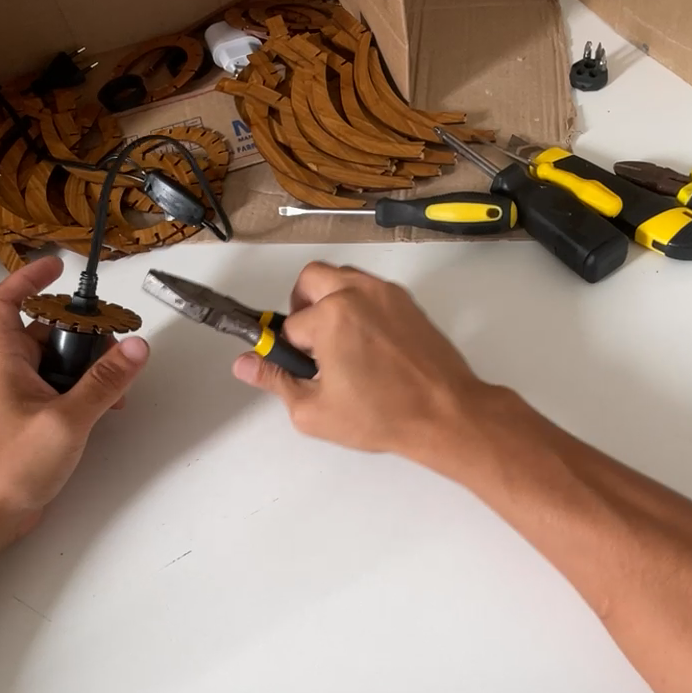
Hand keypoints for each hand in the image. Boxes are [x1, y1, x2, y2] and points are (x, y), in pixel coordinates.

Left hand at [0, 256, 148, 543]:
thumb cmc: (10, 467)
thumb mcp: (67, 420)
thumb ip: (104, 381)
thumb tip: (137, 345)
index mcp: (3, 361)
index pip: (5, 302)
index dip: (28, 279)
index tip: (58, 268)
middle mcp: (7, 372)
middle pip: (45, 331)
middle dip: (83, 332)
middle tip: (116, 344)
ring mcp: (17, 397)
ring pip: (57, 362)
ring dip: (90, 367)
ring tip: (118, 386)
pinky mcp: (29, 419)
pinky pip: (60, 389)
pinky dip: (85, 390)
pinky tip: (108, 408)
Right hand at [231, 262, 503, 461]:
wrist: (445, 413)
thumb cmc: (384, 414)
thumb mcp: (314, 410)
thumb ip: (276, 380)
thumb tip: (246, 363)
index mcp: (331, 315)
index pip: (289, 326)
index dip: (289, 352)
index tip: (296, 368)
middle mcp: (358, 293)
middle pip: (311, 279)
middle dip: (301, 306)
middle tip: (308, 342)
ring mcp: (386, 293)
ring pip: (342, 277)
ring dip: (329, 300)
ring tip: (337, 343)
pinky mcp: (407, 302)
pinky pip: (371, 289)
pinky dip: (359, 305)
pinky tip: (365, 344)